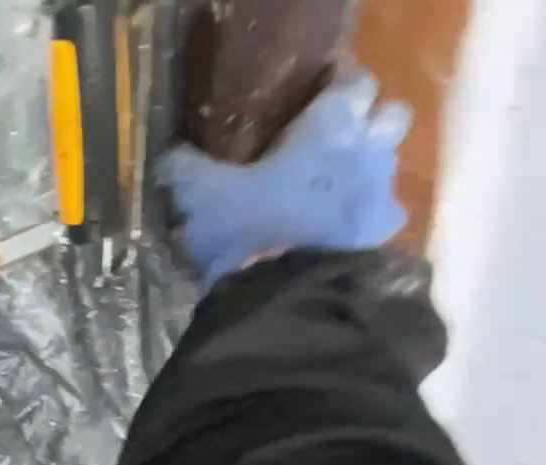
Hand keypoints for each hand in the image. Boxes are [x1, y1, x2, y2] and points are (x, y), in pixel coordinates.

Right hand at [162, 72, 411, 286]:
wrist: (285, 288)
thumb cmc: (246, 226)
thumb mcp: (199, 195)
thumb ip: (186, 170)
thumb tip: (170, 156)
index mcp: (329, 127)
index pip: (351, 82)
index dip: (335, 83)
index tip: (315, 91)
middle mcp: (368, 148)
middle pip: (387, 114)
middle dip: (365, 121)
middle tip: (327, 139)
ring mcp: (380, 190)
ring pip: (382, 163)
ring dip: (359, 170)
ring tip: (321, 189)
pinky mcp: (380, 231)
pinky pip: (375, 211)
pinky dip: (356, 214)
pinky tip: (328, 228)